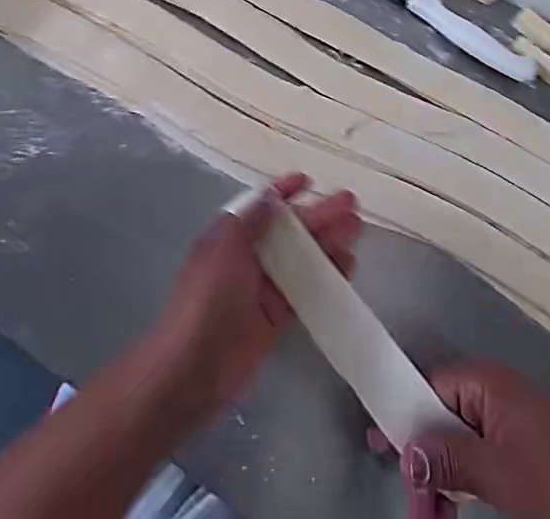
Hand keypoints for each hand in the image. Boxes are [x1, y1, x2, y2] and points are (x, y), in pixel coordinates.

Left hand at [147, 173, 360, 417]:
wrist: (193, 368)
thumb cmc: (207, 299)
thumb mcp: (226, 247)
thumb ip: (251, 219)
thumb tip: (272, 195)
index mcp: (229, 235)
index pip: (260, 205)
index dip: (283, 191)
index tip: (308, 180)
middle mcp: (247, 257)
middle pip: (288, 230)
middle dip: (318, 215)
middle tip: (350, 203)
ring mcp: (262, 288)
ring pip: (301, 258)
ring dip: (328, 243)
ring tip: (356, 231)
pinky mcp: (276, 316)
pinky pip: (305, 289)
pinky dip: (326, 277)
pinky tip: (347, 267)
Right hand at [370, 360, 549, 518]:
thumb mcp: (500, 473)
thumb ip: (449, 456)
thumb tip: (407, 450)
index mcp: (489, 383)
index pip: (429, 385)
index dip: (403, 417)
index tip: (380, 449)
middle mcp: (498, 393)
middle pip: (441, 414)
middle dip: (423, 457)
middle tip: (418, 504)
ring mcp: (513, 421)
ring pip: (458, 439)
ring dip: (441, 474)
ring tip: (434, 512)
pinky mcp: (526, 448)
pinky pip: (480, 454)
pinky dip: (463, 479)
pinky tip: (457, 503)